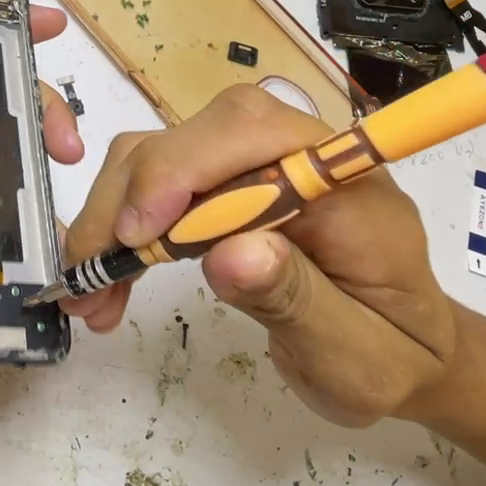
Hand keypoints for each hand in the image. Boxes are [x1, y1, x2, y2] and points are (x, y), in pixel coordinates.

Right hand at [60, 84, 457, 426]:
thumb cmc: (391, 357)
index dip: (182, 166)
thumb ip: (298, 299)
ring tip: (89, 293)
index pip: (248, 129)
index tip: (137, 236)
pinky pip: (146, 185)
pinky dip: (114, 230)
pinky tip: (106, 280)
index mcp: (340, 176)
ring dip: (107, 219)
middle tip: (88, 280)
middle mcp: (286, 152)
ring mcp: (245, 164)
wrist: (397, 352)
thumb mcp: (358, 354)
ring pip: (150, 157)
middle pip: (184, 139)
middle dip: (125, 204)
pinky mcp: (215, 184)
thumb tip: (231, 255)